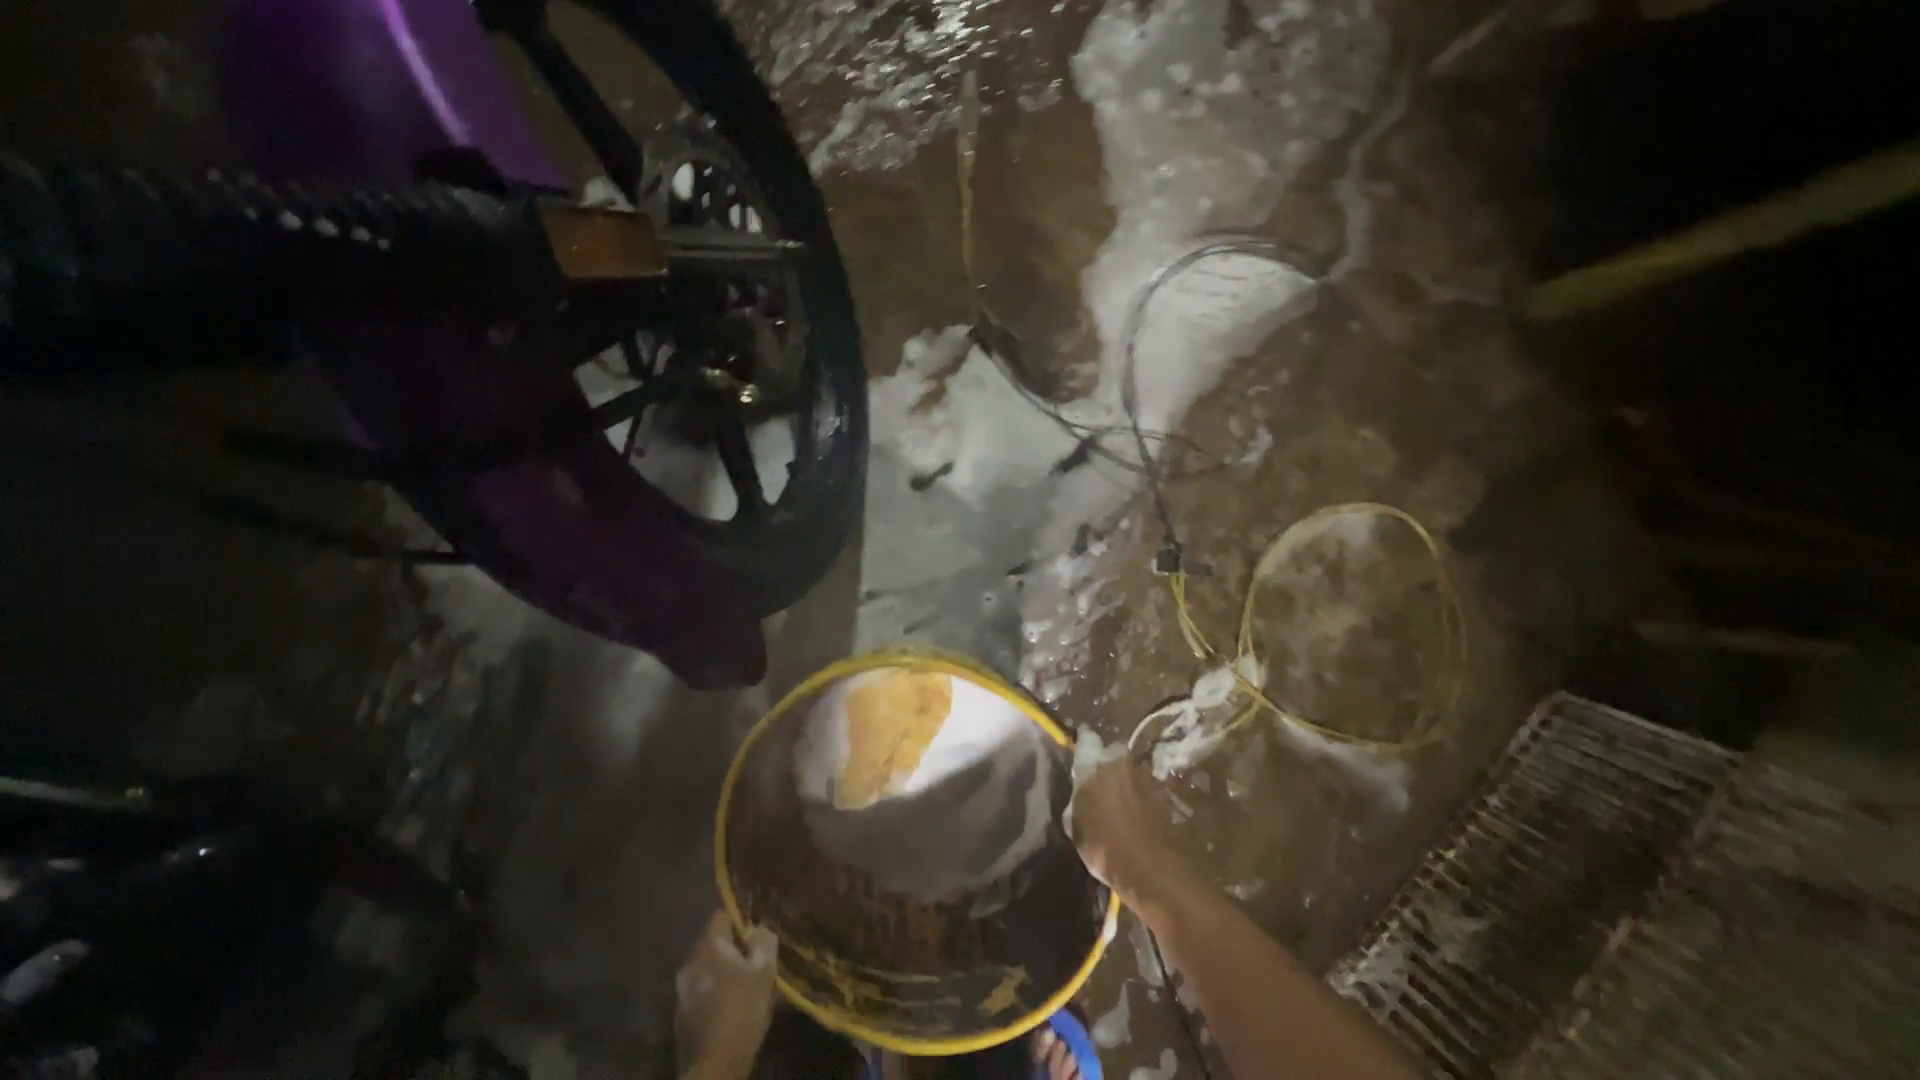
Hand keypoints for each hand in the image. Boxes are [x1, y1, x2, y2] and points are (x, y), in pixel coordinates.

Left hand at [675, 910, 778, 1079]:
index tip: (756, 934)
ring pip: (705, 967)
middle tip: (754, 961)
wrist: (714, 1063)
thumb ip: (764, 942)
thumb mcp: (765, 972)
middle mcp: (690, 961)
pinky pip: (700, 988)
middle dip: (732, 947)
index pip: (721, 915)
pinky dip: (713, 990)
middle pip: (712, 942)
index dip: (740, 919)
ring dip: (722, 970)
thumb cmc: (743, 1010)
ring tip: (743, 985)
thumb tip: (758, 927)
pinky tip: (729, 1005)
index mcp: (709, 946)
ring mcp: (681, 987)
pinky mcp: (681, 1011)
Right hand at [1065, 734, 1191, 906]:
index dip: (1083, 742)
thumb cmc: (1103, 847)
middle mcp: (1122, 763)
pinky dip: (1142, 799)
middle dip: (1107, 765)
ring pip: (1131, 772)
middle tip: (1101, 785)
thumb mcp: (1075, 825)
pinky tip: (1138, 818)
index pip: (1087, 739)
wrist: (1150, 868)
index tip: (1081, 747)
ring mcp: (1147, 777)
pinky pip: (1147, 790)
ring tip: (1121, 806)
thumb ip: (1078, 798)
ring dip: (1126, 783)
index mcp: (1094, 766)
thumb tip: (1082, 791)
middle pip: (1112, 754)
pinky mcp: (1166, 794)